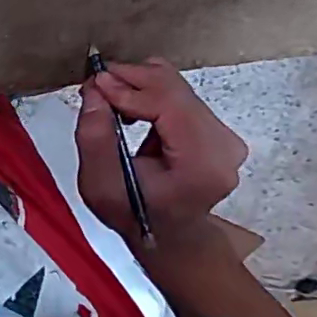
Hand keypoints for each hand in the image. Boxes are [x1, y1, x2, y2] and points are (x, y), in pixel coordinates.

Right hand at [75, 58, 247, 258]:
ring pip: (176, 87)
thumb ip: (95, 138)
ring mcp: (223, 136)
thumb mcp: (100, 185)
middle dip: (130, 80)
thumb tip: (95, 90)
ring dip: (137, 84)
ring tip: (107, 98)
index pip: (168, 105)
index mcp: (201, 164)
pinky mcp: (215, 129)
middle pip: (174, 89)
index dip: (128, 89)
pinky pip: (178, 95)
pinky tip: (128, 109)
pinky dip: (148, 93)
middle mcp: (222, 145)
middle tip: (94, 84)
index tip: (93, 83)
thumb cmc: (132, 215)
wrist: (166, 236)